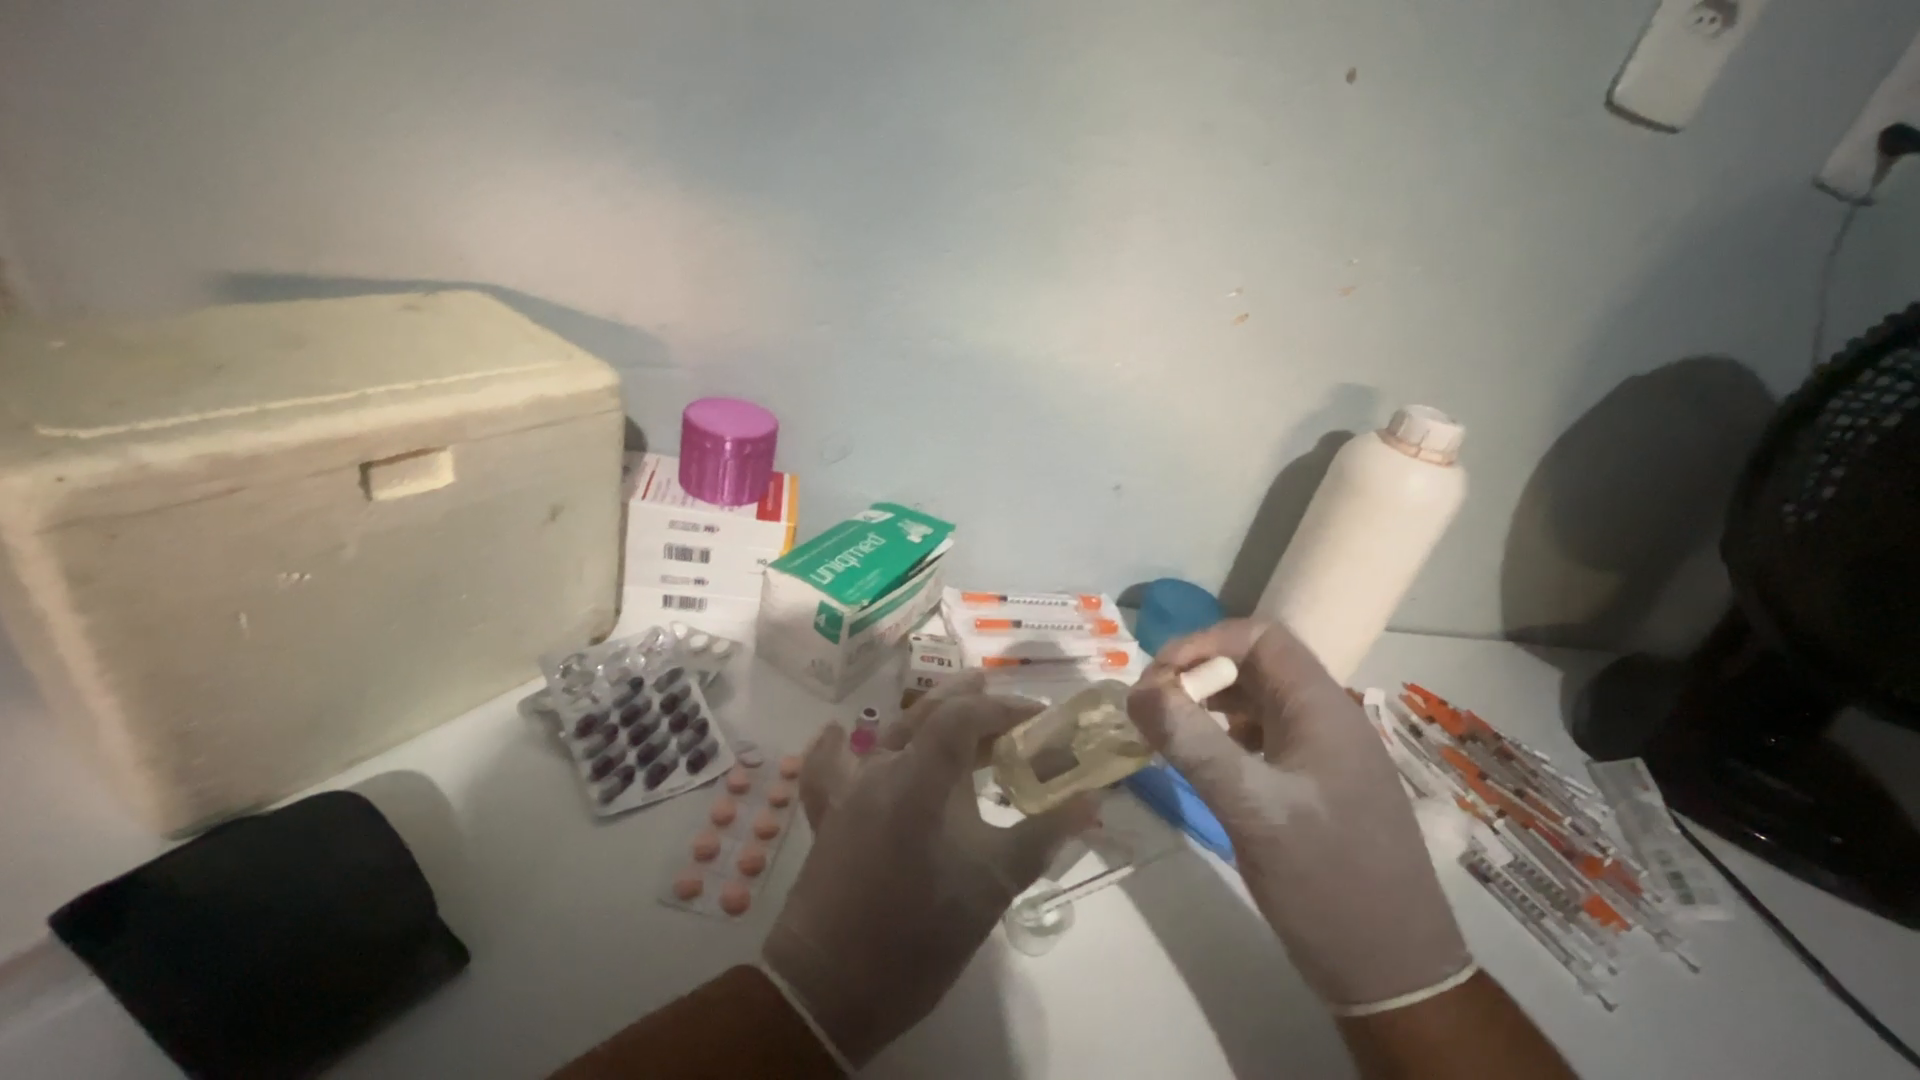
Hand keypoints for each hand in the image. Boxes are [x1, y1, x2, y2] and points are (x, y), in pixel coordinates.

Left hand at [763, 678, 1098, 1064]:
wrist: (830, 988)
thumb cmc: (919, 935)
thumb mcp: (992, 885)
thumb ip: (1043, 834)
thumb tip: (1091, 800)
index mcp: (920, 778)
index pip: (963, 718)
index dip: (1004, 710)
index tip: (1040, 719)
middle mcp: (879, 771)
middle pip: (924, 716)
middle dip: (965, 701)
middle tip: (998, 695)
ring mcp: (848, 793)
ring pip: (885, 735)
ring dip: (921, 718)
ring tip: (950, 708)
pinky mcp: (828, 819)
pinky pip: (827, 769)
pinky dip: (837, 748)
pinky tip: (838, 734)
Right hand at [1126, 619, 1472, 1013]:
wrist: (1392, 969)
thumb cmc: (1327, 882)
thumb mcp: (1254, 811)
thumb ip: (1195, 746)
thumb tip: (1138, 691)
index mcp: (1323, 710)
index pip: (1261, 637)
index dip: (1204, 644)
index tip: (1157, 679)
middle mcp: (1325, 721)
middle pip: (1256, 667)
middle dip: (1198, 675)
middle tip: (1151, 710)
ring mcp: (1321, 756)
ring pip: (1256, 705)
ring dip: (1207, 706)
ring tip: (1164, 734)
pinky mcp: (1313, 788)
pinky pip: (1261, 741)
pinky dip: (1222, 739)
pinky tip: (1197, 765)